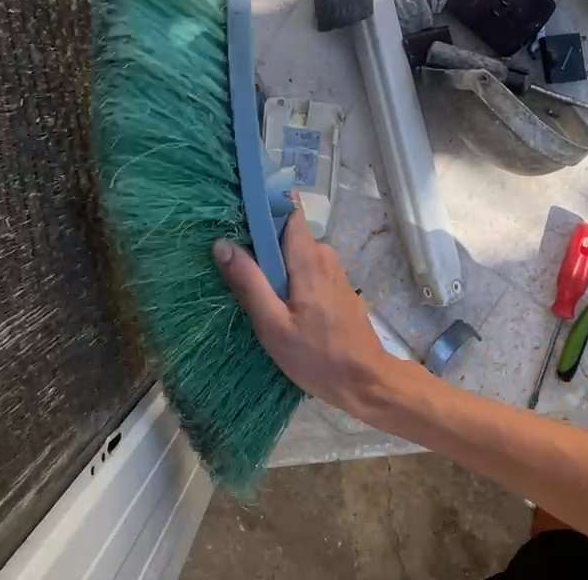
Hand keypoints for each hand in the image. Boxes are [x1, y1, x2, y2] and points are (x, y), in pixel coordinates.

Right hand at [213, 210, 402, 417]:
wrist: (366, 382)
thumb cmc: (317, 356)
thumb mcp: (273, 324)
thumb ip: (248, 282)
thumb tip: (222, 243)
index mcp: (308, 256)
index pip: (286, 209)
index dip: (262, 205)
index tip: (236, 213)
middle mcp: (324, 253)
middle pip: (286, 233)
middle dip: (261, 244)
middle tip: (235, 267)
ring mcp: (333, 269)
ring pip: (295, 253)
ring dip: (274, 265)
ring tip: (252, 289)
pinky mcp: (336, 285)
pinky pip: (305, 268)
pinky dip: (289, 277)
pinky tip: (277, 302)